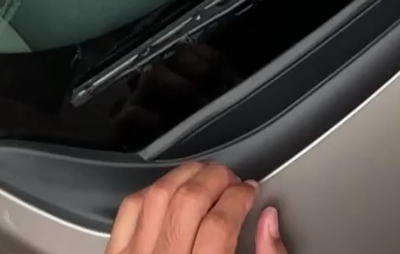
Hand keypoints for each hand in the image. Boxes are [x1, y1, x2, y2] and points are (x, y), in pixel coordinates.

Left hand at [106, 163, 288, 253]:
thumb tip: (269, 221)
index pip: (220, 223)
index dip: (241, 196)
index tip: (250, 191)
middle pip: (189, 202)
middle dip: (217, 178)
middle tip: (232, 181)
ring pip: (158, 196)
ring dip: (186, 176)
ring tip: (205, 178)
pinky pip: (130, 210)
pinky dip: (153, 192)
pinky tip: (171, 193)